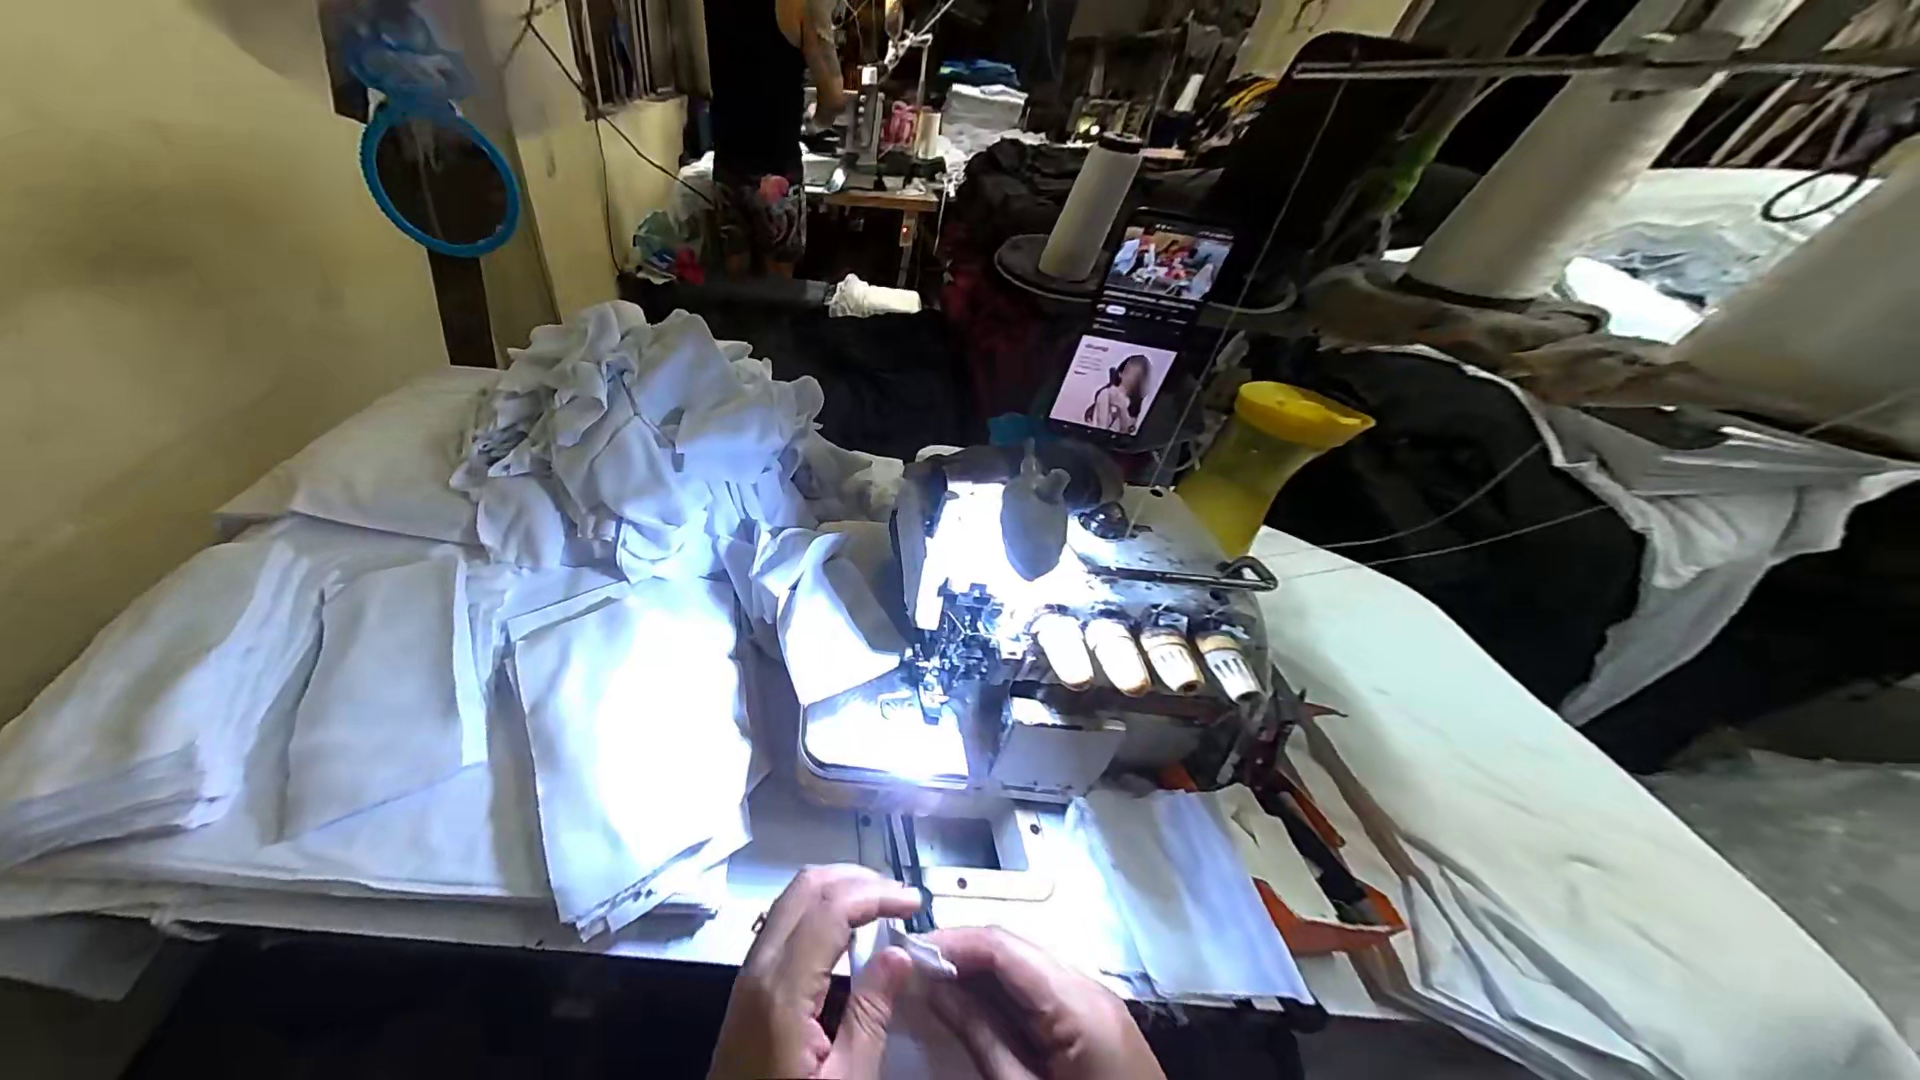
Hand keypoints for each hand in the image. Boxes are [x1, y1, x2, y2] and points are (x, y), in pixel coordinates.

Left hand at [708, 865, 922, 1079]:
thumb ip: (870, 1016)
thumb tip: (899, 954)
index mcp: (781, 991)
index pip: (831, 908)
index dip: (877, 894)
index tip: (913, 903)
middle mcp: (758, 968)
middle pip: (807, 887)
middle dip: (858, 879)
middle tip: (898, 898)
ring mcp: (748, 974)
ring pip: (792, 897)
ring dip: (839, 888)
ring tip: (881, 905)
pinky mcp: (749, 986)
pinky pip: (784, 920)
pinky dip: (820, 908)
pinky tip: (848, 929)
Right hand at [921, 926, 1164, 1079]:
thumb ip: (980, 1036)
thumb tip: (936, 988)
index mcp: (1075, 1001)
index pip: (1004, 945)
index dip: (955, 941)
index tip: (913, 952)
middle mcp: (1088, 983)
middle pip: (1016, 946)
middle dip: (965, 950)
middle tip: (920, 968)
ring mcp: (1096, 996)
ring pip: (1027, 961)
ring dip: (983, 967)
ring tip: (940, 981)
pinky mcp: (1096, 1014)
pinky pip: (1043, 985)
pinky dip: (1007, 986)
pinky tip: (979, 1000)